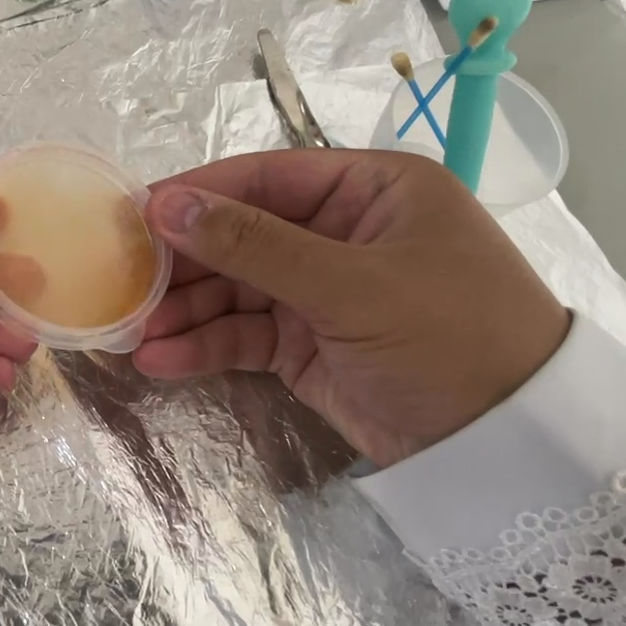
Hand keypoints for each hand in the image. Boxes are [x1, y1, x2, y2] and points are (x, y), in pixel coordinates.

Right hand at [133, 149, 568, 466]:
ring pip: (233, 290)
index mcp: (369, 191)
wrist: (504, 446)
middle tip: (121, 281)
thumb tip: (166, 205)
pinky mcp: (305, 345)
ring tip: (133, 333)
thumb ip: (253, 244)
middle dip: (182, 263)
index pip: (265, 179)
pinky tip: (162, 361)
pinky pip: (243, 336)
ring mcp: (320, 292)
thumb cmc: (450, 337)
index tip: (133, 214)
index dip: (198, 194)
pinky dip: (204, 347)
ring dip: (184, 311)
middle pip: (240, 236)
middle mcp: (339, 234)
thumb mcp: (350, 285)